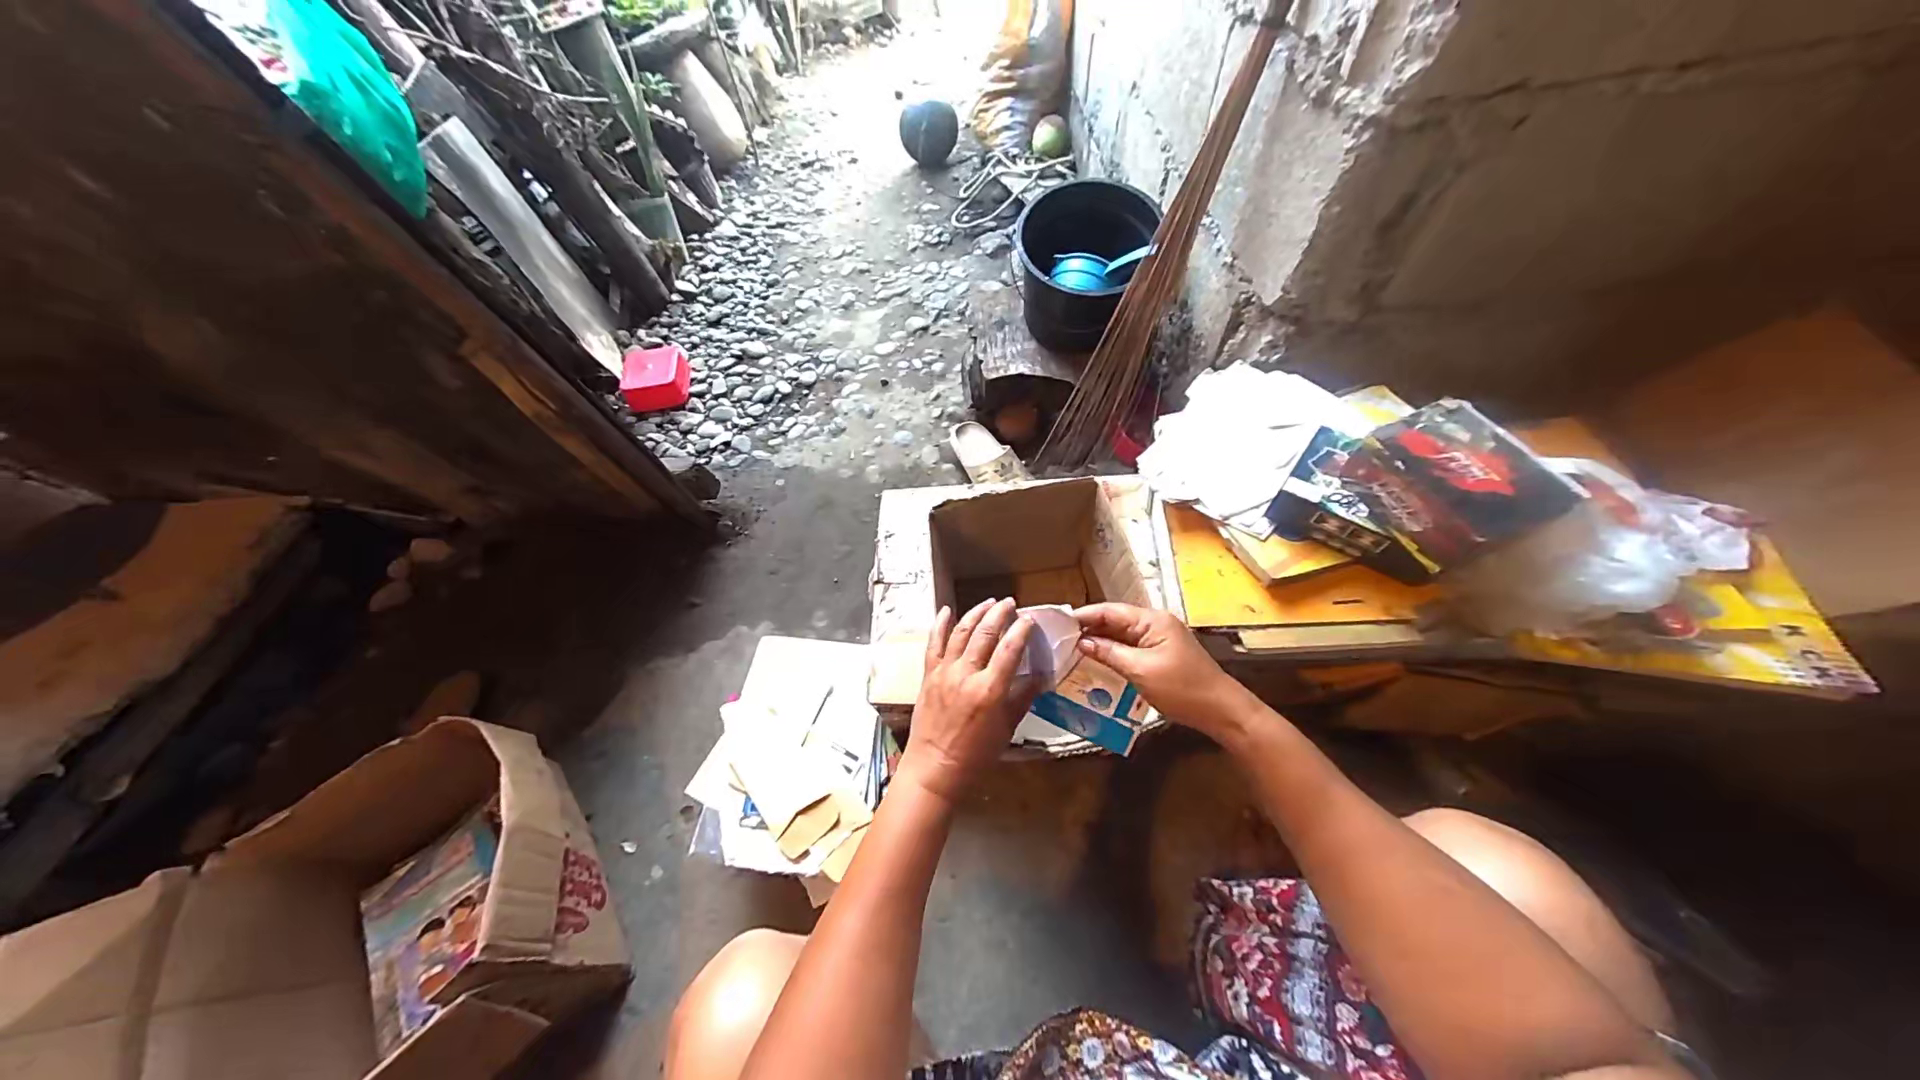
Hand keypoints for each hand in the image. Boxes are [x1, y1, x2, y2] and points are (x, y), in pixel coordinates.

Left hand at [900, 599, 1039, 803]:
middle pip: (985, 633)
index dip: (1022, 630)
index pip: (1010, 649)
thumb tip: (1039, 677)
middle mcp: (966, 675)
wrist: (935, 769)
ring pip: (961, 632)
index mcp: (990, 690)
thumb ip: (1022, 698)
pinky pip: (934, 643)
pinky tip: (947, 610)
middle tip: (1011, 604)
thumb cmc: (976, 755)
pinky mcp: (928, 675)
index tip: (1030, 619)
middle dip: (1000, 614)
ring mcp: (944, 673)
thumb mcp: (1008, 728)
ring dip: (976, 614)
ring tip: (989, 603)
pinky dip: (940, 624)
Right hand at [1072, 603, 1251, 741]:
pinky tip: (1094, 663)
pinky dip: (1112, 654)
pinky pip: (1130, 649)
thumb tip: (1081, 642)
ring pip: (1120, 636)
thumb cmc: (1182, 688)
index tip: (1057, 623)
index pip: (1109, 611)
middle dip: (1088, 629)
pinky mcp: (1160, 655)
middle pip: (1114, 621)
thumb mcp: (1140, 671)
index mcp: (1152, 620)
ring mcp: (1158, 640)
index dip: (1083, 616)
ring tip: (1070, 651)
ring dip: (1098, 642)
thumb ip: (1109, 653)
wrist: (1221, 711)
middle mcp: (1154, 624)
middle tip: (1058, 639)